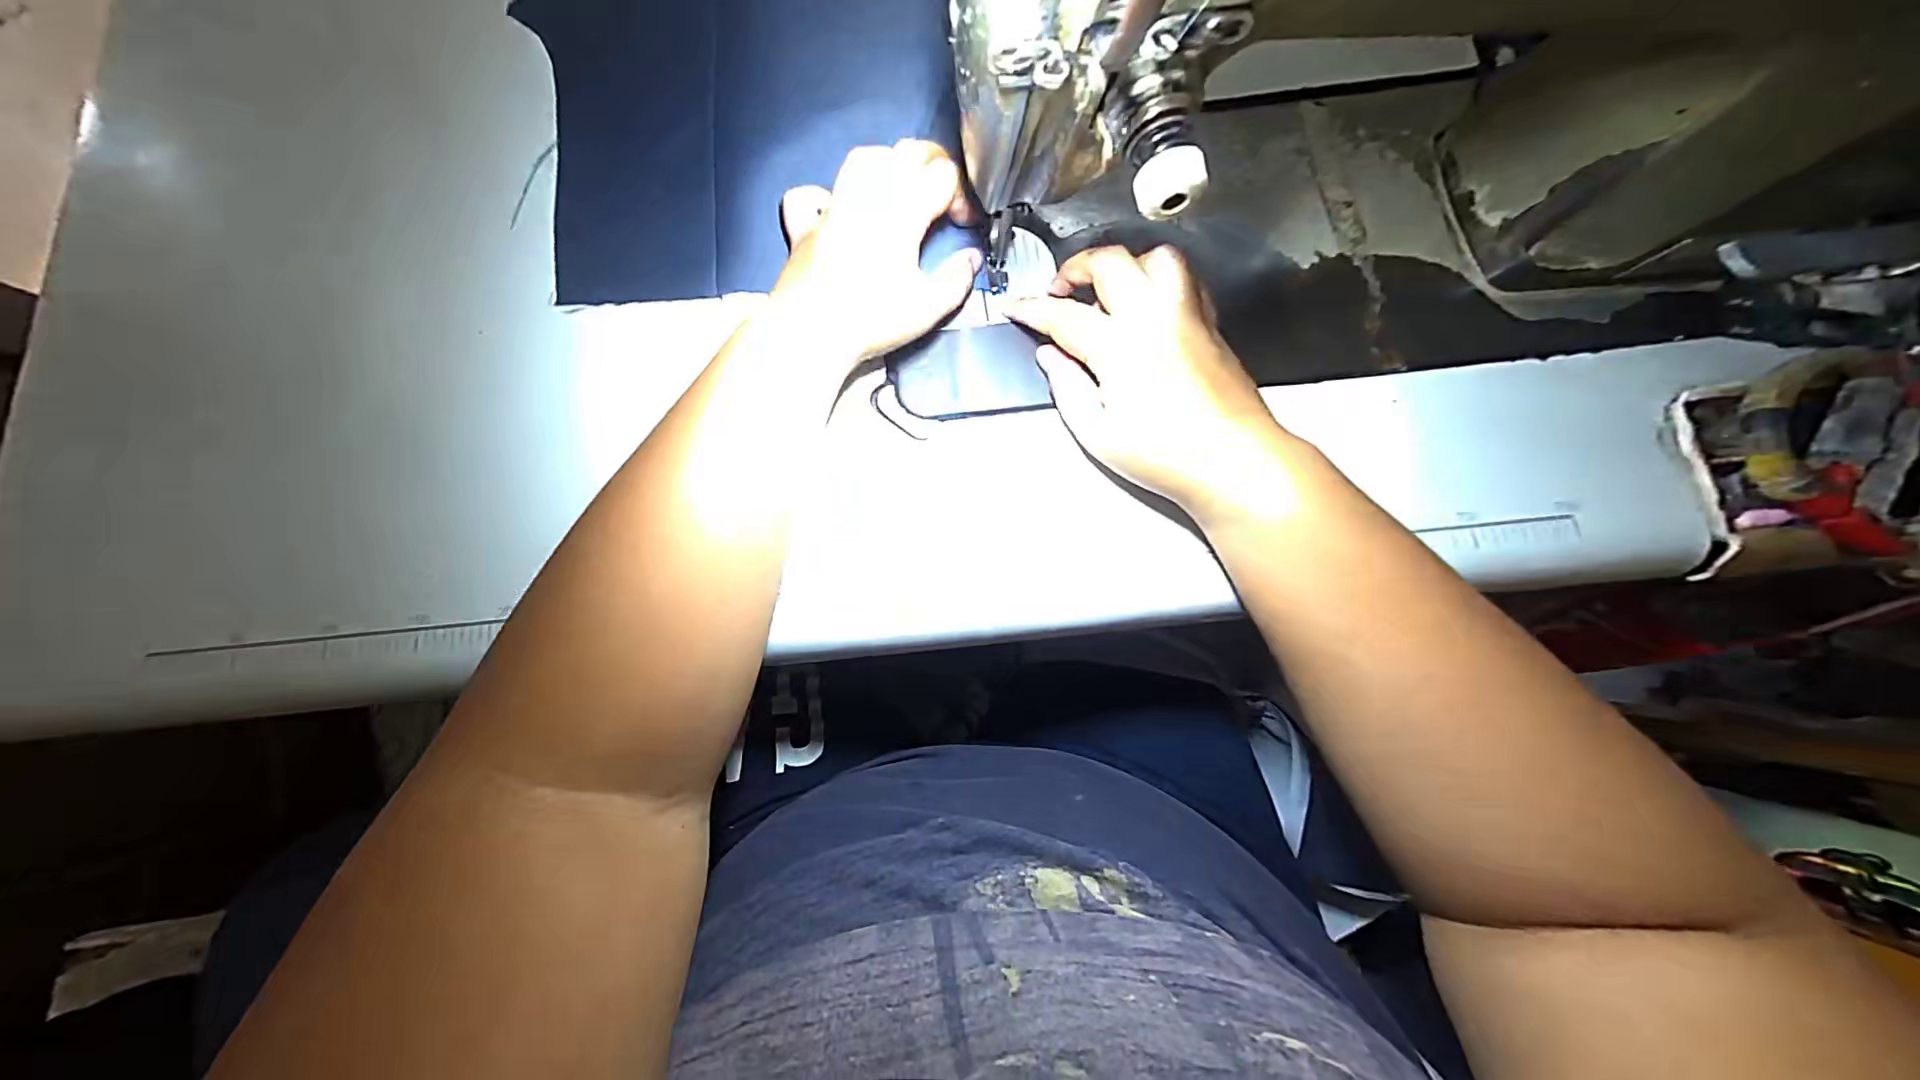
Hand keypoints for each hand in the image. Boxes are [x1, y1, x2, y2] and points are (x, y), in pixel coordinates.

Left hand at [766, 140, 981, 363]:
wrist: (812, 332)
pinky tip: (836, 209)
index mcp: (902, 212)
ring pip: (863, 158)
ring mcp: (834, 208)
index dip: (962, 195)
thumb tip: (970, 261)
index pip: (942, 177)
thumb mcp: (929, 307)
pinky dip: (826, 195)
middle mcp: (868, 198)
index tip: (965, 223)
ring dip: (888, 163)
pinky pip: (811, 195)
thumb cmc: (871, 320)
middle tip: (943, 194)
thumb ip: (957, 280)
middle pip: (906, 152)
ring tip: (900, 188)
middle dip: (932, 164)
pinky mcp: (806, 227)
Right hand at [1007, 244, 1297, 522]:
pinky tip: (1147, 302)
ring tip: (1105, 286)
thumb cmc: (1171, 456)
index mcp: (1119, 347)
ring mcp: (1186, 316)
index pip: (1062, 314)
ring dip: (1123, 264)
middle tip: (1058, 290)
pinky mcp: (1209, 324)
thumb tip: (1050, 359)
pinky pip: (1183, 279)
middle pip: (1109, 263)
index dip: (1030, 308)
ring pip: (1154, 258)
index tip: (1015, 308)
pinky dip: (1157, 279)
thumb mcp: (1097, 433)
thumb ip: (1067, 387)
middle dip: (1074, 268)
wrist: (1234, 460)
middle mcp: (1154, 319)